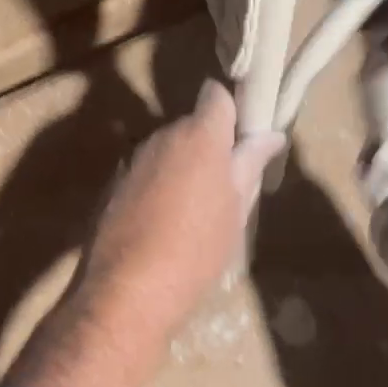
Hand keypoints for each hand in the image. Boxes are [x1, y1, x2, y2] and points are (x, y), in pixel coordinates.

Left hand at [80, 79, 285, 333]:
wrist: (127, 292)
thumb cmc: (197, 249)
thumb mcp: (236, 208)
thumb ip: (251, 163)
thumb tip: (271, 134)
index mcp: (200, 135)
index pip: (216, 94)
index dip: (231, 109)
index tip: (243, 137)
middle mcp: (165, 135)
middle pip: (193, 124)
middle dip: (210, 146)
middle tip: (227, 185)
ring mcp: (136, 159)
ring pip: (169, 149)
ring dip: (184, 167)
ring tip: (196, 212)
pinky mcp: (116, 184)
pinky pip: (148, 172)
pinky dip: (160, 186)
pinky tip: (165, 225)